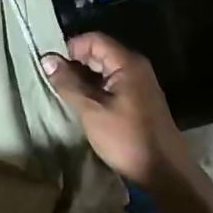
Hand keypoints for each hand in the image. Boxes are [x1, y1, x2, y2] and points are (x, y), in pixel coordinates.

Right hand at [42, 33, 192, 187]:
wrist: (165, 172)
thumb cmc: (127, 139)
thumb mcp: (92, 110)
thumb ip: (69, 83)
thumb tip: (47, 59)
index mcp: (127, 63)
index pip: (94, 40)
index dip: (71, 48)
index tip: (52, 67)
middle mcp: (135, 67)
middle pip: (100, 52)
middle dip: (75, 64)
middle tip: (53, 82)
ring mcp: (139, 83)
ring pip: (104, 69)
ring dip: (83, 78)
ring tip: (64, 93)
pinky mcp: (139, 99)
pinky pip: (112, 83)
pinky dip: (95, 89)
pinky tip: (82, 104)